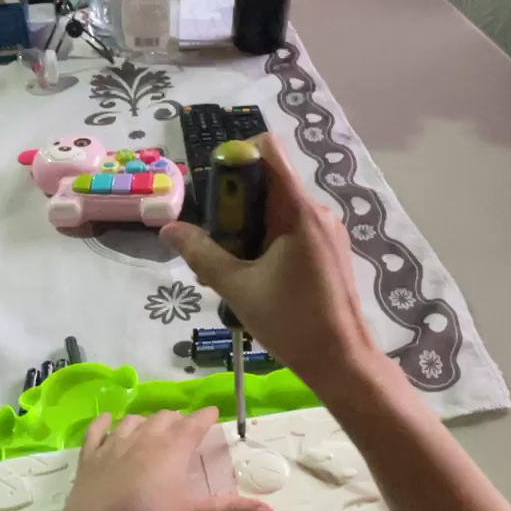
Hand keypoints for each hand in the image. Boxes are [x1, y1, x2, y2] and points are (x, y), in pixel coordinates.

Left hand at [41, 408, 274, 510]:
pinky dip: (105, 424)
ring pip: (132, 422)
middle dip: (178, 420)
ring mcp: (112, 447)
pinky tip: (108, 421)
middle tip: (186, 430)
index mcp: (172, 450)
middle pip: (163, 419)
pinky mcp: (88, 461)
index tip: (213, 412)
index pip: (193, 424)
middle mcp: (142, 440)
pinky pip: (96, 432)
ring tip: (153, 429)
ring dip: (146, 422)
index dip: (205, 417)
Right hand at [160, 133, 388, 391]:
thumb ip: (201, 253)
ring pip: (278, 211)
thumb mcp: (237, 287)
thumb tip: (168, 230)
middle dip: (234, 207)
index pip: (268, 150)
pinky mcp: (331, 250)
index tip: (214, 193)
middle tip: (214, 244)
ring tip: (229, 270)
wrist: (342, 360)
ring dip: (248, 231)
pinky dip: (268, 243)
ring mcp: (328, 231)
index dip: (236, 158)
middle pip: (268, 184)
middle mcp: (317, 211)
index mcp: (299, 210)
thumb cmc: (291, 321)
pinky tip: (253, 279)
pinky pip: (293, 231)